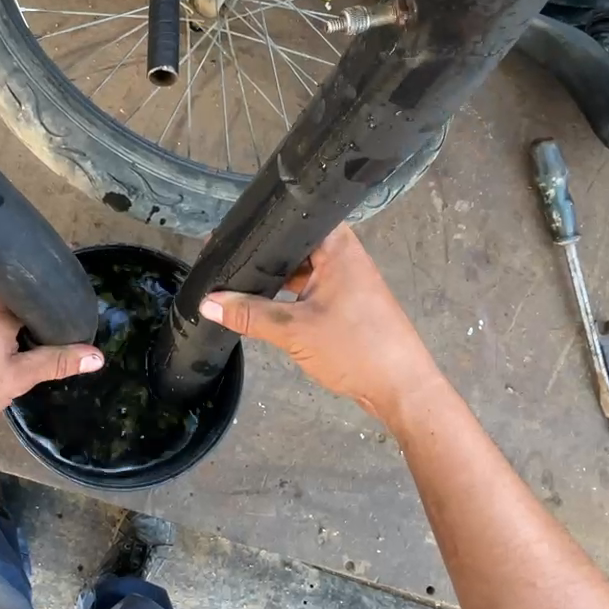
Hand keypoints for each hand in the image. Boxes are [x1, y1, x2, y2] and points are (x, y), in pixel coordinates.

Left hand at [0, 269, 103, 430]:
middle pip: (7, 272)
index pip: (34, 281)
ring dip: (0, 281)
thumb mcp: (16, 378)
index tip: (71, 278)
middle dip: (27, 277)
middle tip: (49, 289)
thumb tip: (97, 356)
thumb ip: (56, 362)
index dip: (53, 281)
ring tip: (19, 296)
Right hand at [199, 224, 445, 420]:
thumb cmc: (353, 347)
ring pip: (300, 270)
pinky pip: (308, 289)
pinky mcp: (346, 302)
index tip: (224, 234)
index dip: (257, 226)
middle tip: (222, 259)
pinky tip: (262, 305)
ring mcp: (346, 279)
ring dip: (274, 280)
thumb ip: (248, 314)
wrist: (400, 387)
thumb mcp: (293, 330)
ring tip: (235, 283)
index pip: (291, 221)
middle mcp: (344, 255)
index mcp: (337, 246)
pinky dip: (287, 296)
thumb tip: (207, 303)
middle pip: (293, 246)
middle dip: (261, 257)